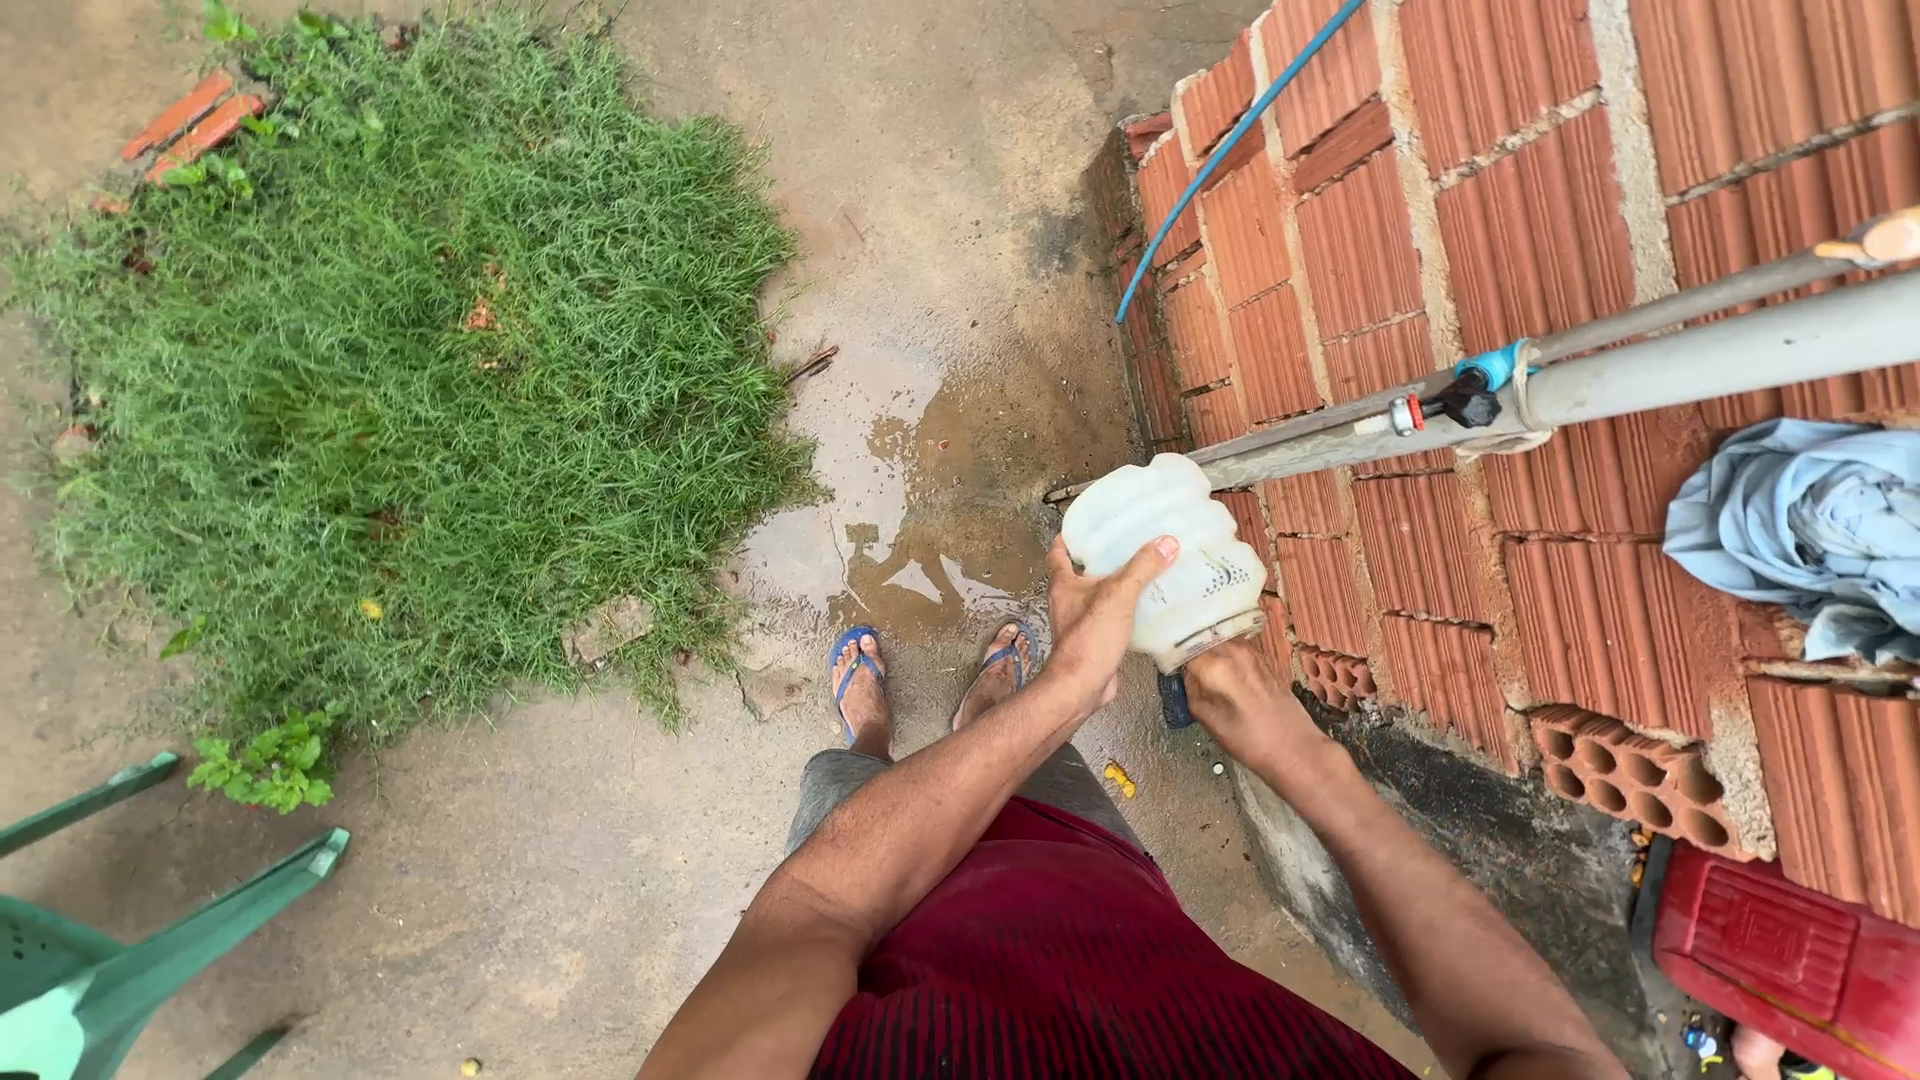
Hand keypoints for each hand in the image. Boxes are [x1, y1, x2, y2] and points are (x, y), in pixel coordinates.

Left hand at [1040, 534, 1177, 715]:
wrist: (1082, 684)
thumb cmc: (1090, 636)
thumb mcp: (1119, 594)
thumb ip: (1142, 568)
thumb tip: (1166, 542)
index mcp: (1064, 584)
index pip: (1058, 553)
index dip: (1067, 538)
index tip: (1082, 526)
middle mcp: (1068, 601)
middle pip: (1080, 573)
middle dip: (1099, 560)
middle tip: (1125, 545)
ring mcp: (1079, 622)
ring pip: (1097, 596)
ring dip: (1115, 586)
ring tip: (1143, 572)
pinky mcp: (1095, 639)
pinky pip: (1110, 618)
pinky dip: (1125, 610)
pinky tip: (1147, 606)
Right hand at [1182, 637, 1331, 770]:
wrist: (1295, 749)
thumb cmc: (1252, 741)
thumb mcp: (1208, 720)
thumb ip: (1191, 690)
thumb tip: (1187, 675)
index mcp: (1215, 666)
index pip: (1182, 647)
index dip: (1172, 655)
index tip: (1167, 664)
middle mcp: (1234, 652)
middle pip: (1200, 638)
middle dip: (1188, 649)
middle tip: (1181, 665)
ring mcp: (1252, 652)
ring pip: (1218, 639)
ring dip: (1206, 648)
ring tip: (1200, 667)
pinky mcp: (1264, 658)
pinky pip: (1235, 646)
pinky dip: (1224, 653)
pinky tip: (1222, 671)